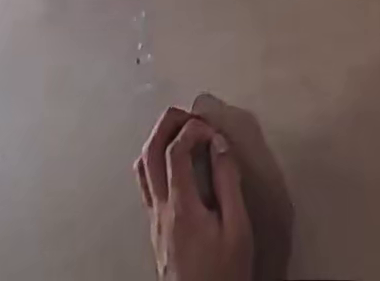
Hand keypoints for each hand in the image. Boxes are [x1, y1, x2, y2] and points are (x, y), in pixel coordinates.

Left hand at [136, 108, 253, 280]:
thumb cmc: (224, 274)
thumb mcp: (238, 231)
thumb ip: (228, 183)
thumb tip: (219, 144)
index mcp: (180, 206)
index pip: (175, 150)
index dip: (193, 129)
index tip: (213, 131)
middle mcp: (160, 207)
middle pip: (149, 151)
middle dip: (167, 123)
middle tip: (190, 114)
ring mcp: (153, 217)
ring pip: (141, 166)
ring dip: (157, 139)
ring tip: (180, 130)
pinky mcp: (154, 227)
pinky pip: (145, 181)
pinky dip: (155, 159)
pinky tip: (173, 162)